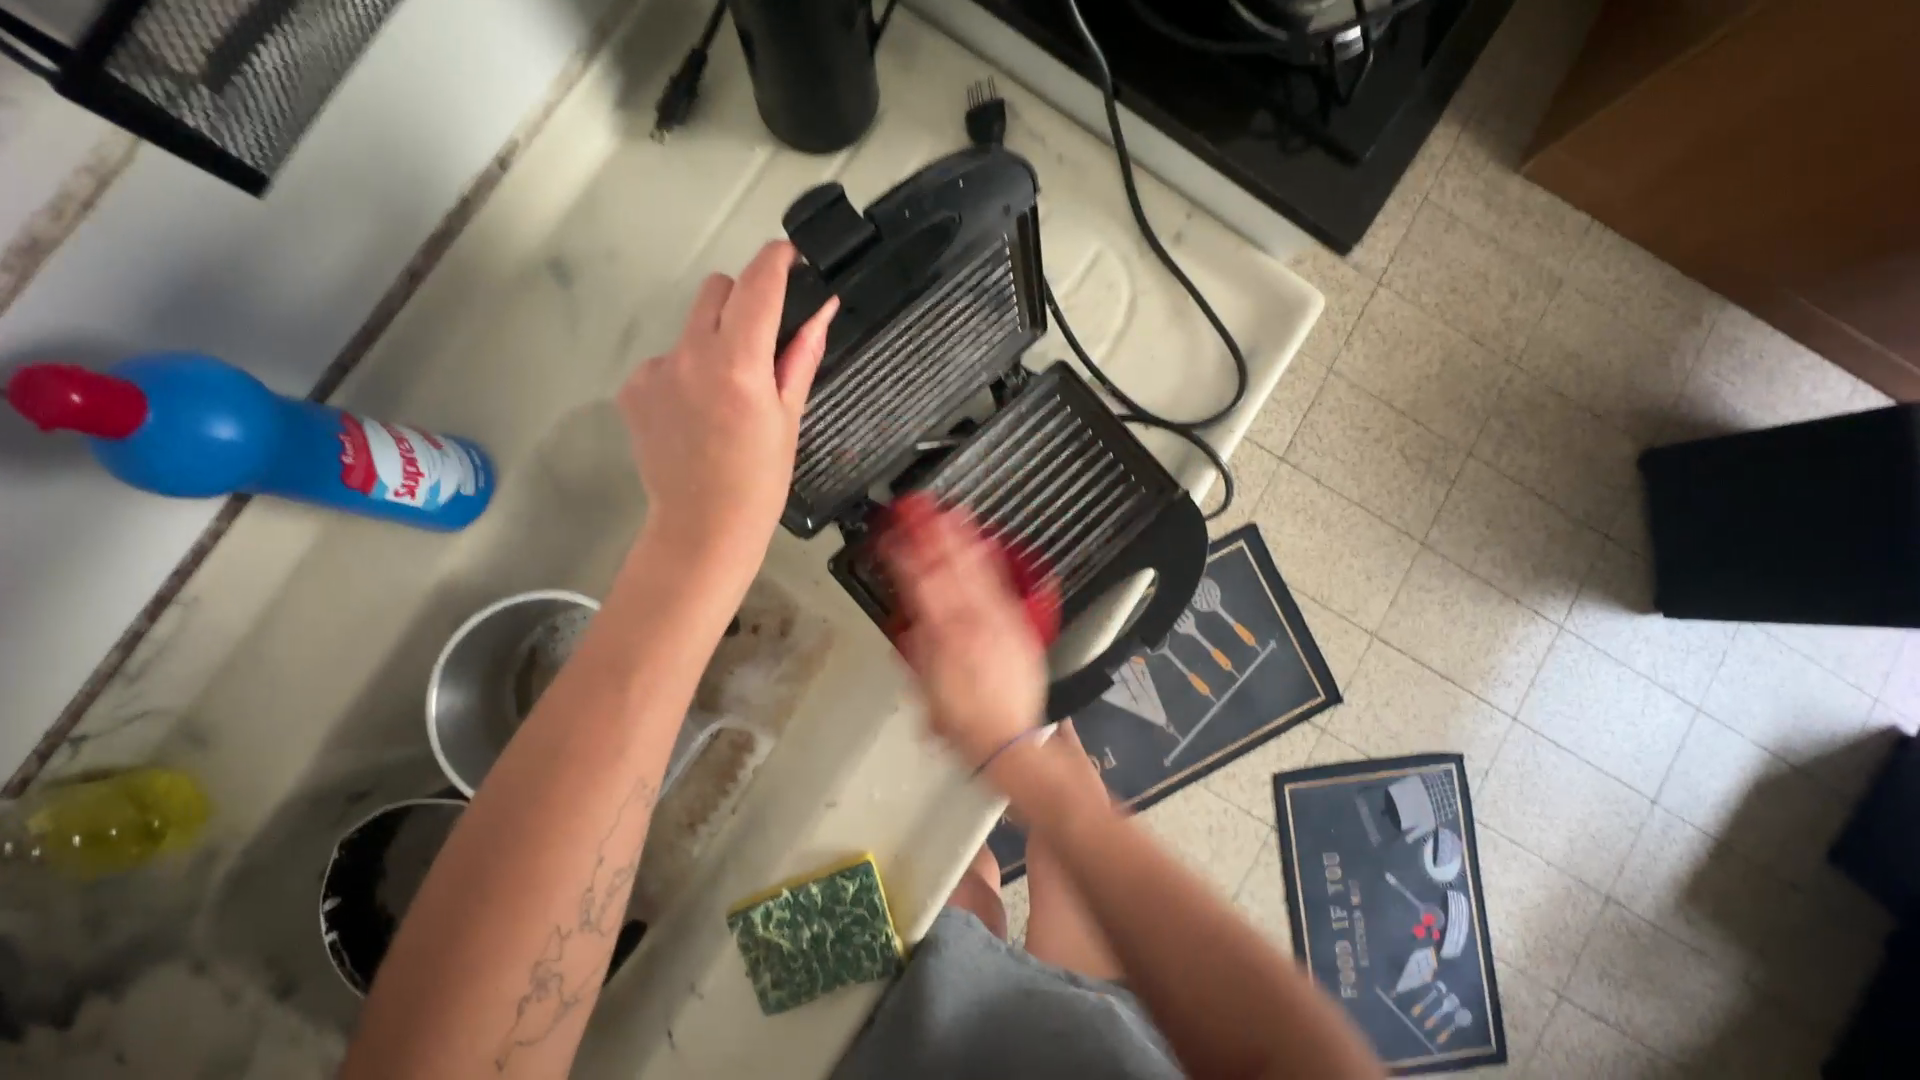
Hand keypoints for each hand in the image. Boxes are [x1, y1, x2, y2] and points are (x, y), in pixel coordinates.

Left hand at [619, 240, 838, 572]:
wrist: (701, 527)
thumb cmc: (759, 480)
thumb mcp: (788, 417)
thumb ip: (799, 356)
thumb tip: (822, 309)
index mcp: (739, 365)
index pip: (758, 285)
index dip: (776, 260)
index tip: (790, 255)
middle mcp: (691, 356)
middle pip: (717, 290)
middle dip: (743, 300)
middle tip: (760, 341)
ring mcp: (655, 371)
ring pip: (690, 326)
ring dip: (713, 339)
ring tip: (724, 393)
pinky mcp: (632, 388)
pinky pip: (666, 359)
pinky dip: (684, 372)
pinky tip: (693, 412)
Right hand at [877, 497, 1050, 767]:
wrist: (1008, 738)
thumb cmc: (964, 721)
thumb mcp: (924, 687)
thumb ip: (918, 648)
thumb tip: (913, 621)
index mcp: (941, 637)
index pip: (917, 584)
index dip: (902, 556)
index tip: (891, 535)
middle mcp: (969, 622)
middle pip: (946, 569)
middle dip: (931, 535)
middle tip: (919, 507)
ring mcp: (996, 621)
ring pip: (974, 571)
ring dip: (960, 539)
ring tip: (951, 512)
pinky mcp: (1017, 626)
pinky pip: (1001, 585)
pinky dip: (990, 561)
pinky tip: (984, 543)